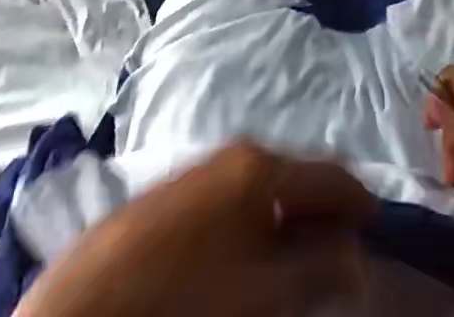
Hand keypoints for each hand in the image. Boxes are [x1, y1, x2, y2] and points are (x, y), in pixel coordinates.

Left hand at [13, 142, 373, 316]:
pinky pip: (228, 198)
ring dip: (285, 215)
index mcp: (260, 166)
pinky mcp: (166, 194)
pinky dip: (250, 219)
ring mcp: (195, 170)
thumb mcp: (265, 293)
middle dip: (320, 210)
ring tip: (295, 252)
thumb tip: (358, 256)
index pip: (330, 174)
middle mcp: (231, 154)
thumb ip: (320, 269)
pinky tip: (244, 251)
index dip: (359, 200)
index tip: (377, 225)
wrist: (76, 315)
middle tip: (339, 245)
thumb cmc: (185, 302)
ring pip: (260, 187)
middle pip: (295, 176)